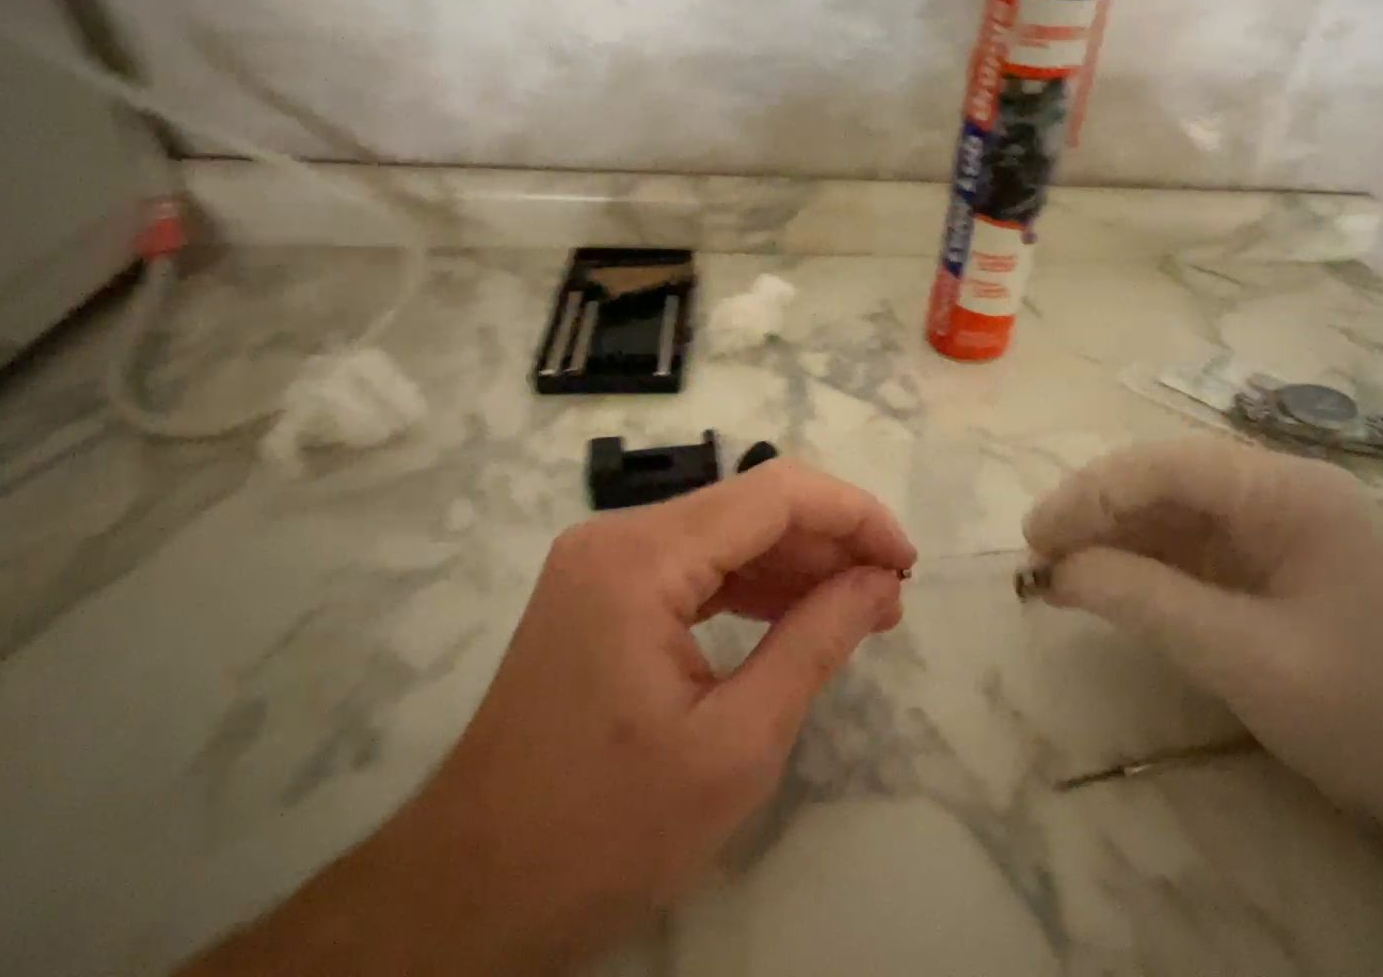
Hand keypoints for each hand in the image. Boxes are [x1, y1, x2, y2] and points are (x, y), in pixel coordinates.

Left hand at [183, 460, 914, 975]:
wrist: (475, 888)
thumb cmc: (608, 828)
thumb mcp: (736, 743)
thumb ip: (815, 644)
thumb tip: (879, 583)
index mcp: (640, 559)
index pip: (775, 494)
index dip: (855, 517)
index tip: (907, 565)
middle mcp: (614, 540)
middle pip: (747, 508)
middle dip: (829, 543)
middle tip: (889, 600)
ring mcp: (598, 567)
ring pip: (722, 537)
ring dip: (794, 566)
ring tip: (857, 612)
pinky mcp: (597, 599)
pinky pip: (691, 572)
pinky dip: (750, 589)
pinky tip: (793, 619)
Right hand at [1025, 437, 1382, 976]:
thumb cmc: (1369, 712)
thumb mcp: (1243, 657)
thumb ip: (1144, 600)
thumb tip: (1059, 568)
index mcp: (1287, 494)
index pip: (1164, 465)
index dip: (1088, 495)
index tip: (1034, 544)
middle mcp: (1281, 494)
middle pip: (1164, 479)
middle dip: (1095, 513)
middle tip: (1038, 563)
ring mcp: (1279, 530)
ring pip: (1172, 513)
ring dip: (1112, 539)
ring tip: (1057, 578)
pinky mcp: (1273, 569)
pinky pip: (1192, 550)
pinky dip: (1142, 567)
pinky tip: (1106, 589)